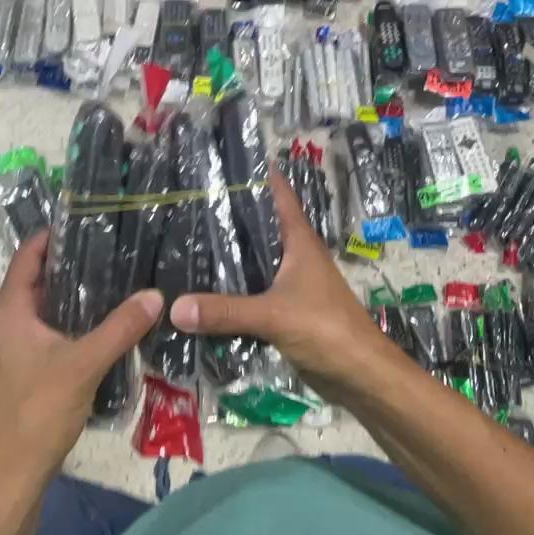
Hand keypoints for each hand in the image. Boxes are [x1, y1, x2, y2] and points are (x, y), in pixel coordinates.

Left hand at [0, 231, 164, 485]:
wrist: (11, 475)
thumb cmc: (36, 412)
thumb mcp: (84, 365)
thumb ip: (120, 327)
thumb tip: (155, 293)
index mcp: (10, 310)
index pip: (29, 253)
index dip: (57, 232)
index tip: (93, 217)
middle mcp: (8, 321)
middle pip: (40, 276)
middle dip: (75, 259)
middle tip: (117, 244)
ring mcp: (15, 346)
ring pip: (47, 304)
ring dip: (77, 291)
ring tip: (119, 276)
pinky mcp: (26, 367)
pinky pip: (51, 327)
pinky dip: (75, 317)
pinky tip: (107, 321)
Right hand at [170, 167, 394, 393]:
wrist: (359, 373)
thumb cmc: (325, 327)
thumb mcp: (272, 314)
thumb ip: (225, 311)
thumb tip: (174, 307)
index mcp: (299, 240)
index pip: (278, 193)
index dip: (256, 174)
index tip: (222, 161)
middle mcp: (295, 254)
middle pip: (261, 226)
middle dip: (231, 215)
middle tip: (187, 202)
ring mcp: (292, 283)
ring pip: (256, 260)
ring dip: (230, 255)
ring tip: (186, 242)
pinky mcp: (286, 310)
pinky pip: (254, 291)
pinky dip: (233, 289)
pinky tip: (205, 291)